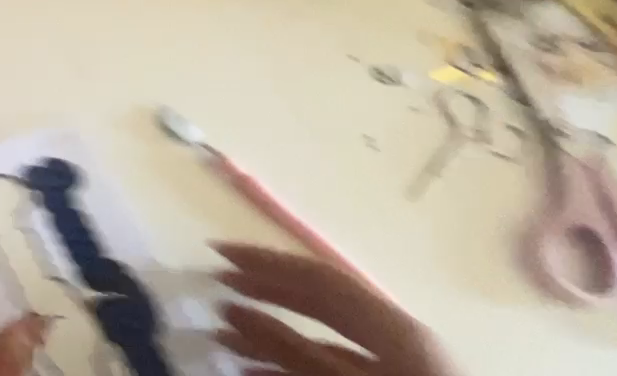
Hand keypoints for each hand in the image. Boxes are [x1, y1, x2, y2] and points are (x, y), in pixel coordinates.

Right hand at [213, 242, 456, 375]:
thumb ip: (287, 349)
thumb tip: (231, 309)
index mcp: (397, 330)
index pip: (318, 276)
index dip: (264, 260)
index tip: (214, 253)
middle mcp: (401, 344)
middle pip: (322, 303)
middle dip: (265, 294)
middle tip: (216, 285)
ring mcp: (401, 374)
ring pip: (323, 343)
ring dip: (270, 339)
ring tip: (221, 339)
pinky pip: (334, 373)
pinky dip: (290, 369)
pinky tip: (251, 373)